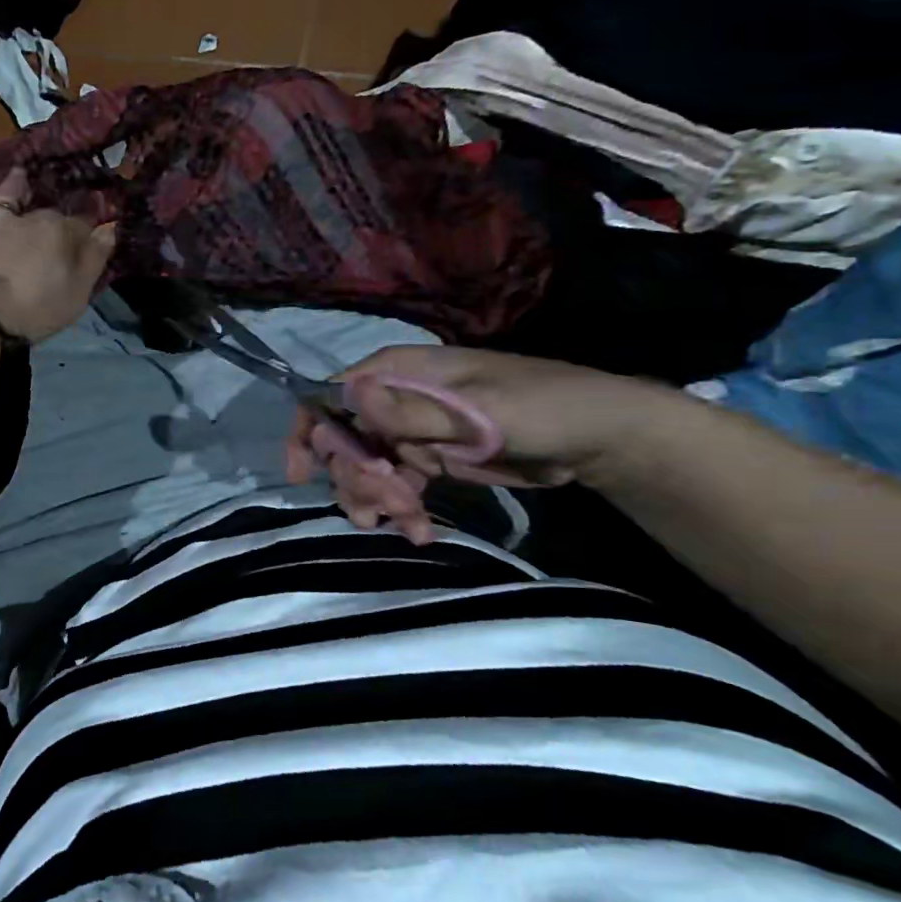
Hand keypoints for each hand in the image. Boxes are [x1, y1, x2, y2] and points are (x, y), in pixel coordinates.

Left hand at [0, 167, 116, 342]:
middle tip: (65, 216)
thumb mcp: (79, 290)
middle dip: (59, 212)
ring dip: (14, 185)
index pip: (84, 224)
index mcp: (62, 231)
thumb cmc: (38, 306)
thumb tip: (110, 228)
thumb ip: (96, 258)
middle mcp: (31, 220)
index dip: (93, 226)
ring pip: (7, 198)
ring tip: (19, 174)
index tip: (101, 229)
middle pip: (50, 212)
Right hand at [285, 346, 669, 539]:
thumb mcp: (478, 412)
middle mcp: (396, 398)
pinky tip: (420, 530)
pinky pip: (395, 484)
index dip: (311, 431)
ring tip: (409, 524)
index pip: (332, 394)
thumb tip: (348, 394)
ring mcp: (411, 430)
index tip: (305, 475)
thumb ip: (412, 409)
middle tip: (389, 507)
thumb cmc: (541, 407)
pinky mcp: (428, 458)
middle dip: (358, 478)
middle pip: (344, 439)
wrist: (595, 437)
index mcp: (400, 371)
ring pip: (366, 466)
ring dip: (377, 499)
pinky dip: (400, 509)